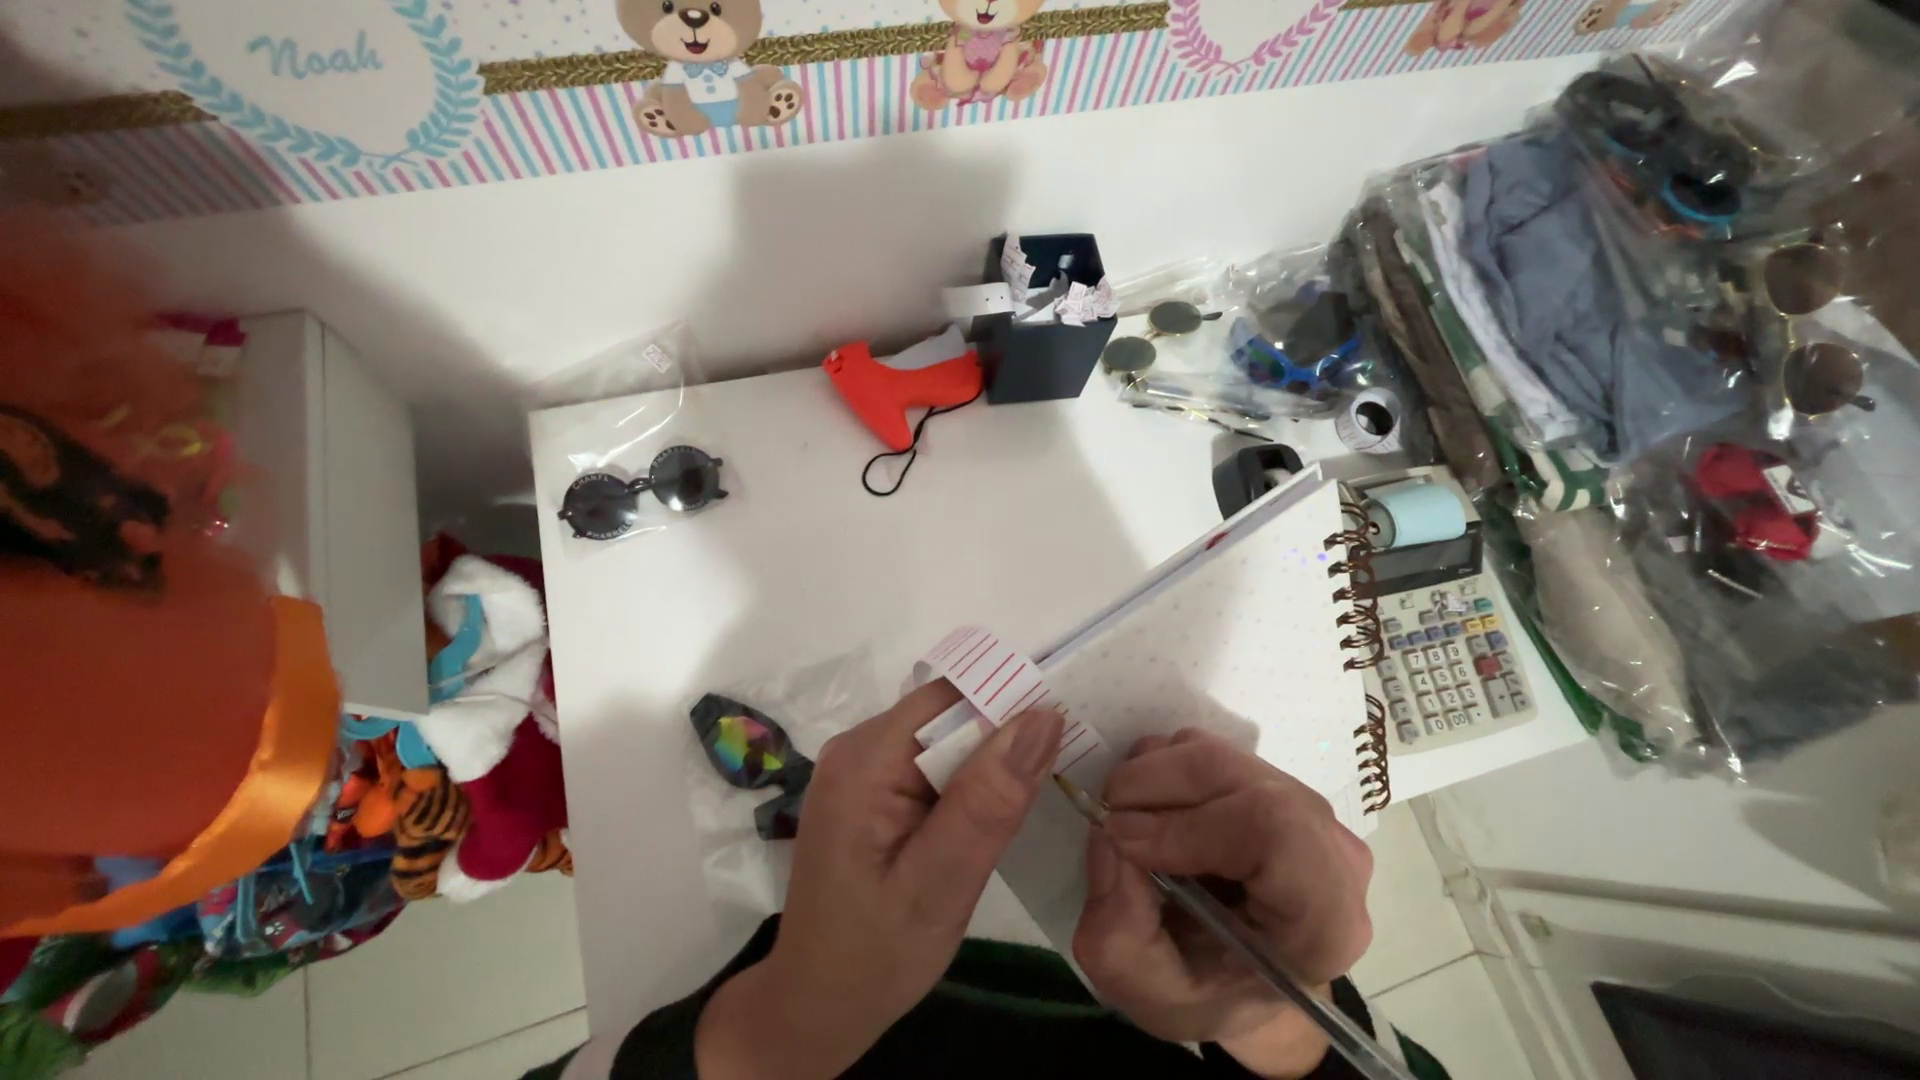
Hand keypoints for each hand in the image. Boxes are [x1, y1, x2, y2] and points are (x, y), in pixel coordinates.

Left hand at [696, 681, 1064, 1079]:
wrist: (816, 1006)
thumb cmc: (876, 957)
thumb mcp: (941, 886)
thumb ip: (989, 801)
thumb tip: (1041, 717)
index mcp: (865, 761)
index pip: (950, 698)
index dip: (1009, 702)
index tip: (1067, 725)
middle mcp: (857, 749)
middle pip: (947, 713)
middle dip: (1004, 733)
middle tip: (1065, 764)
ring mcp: (861, 770)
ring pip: (944, 737)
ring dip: (990, 759)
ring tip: (1039, 788)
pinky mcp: (871, 792)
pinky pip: (931, 764)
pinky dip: (968, 780)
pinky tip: (994, 811)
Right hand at [1073, 730, 1372, 1077]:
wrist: (1238, 976)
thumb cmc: (1204, 994)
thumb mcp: (1147, 992)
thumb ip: (1119, 932)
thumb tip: (1111, 837)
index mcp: (1323, 922)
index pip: (1274, 829)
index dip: (1188, 823)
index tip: (1122, 840)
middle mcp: (1331, 855)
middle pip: (1241, 779)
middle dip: (1154, 784)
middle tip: (1106, 813)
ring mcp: (1308, 810)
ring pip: (1222, 755)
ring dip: (1155, 772)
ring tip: (1128, 815)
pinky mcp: (1277, 782)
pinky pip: (1214, 749)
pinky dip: (1164, 764)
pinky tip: (1154, 808)